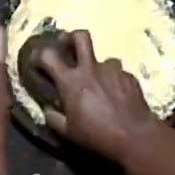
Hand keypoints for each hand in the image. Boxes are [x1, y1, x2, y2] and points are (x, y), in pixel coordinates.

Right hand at [34, 29, 160, 158]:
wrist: (136, 137)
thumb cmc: (96, 134)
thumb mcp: (67, 132)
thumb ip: (53, 118)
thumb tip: (47, 110)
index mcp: (70, 81)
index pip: (48, 55)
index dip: (40, 54)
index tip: (38, 61)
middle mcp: (90, 69)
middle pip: (81, 37)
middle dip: (72, 37)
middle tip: (70, 47)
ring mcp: (112, 71)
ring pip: (104, 59)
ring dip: (99, 68)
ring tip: (100, 83)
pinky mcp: (130, 77)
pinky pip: (119, 73)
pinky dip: (115, 81)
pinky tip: (117, 95)